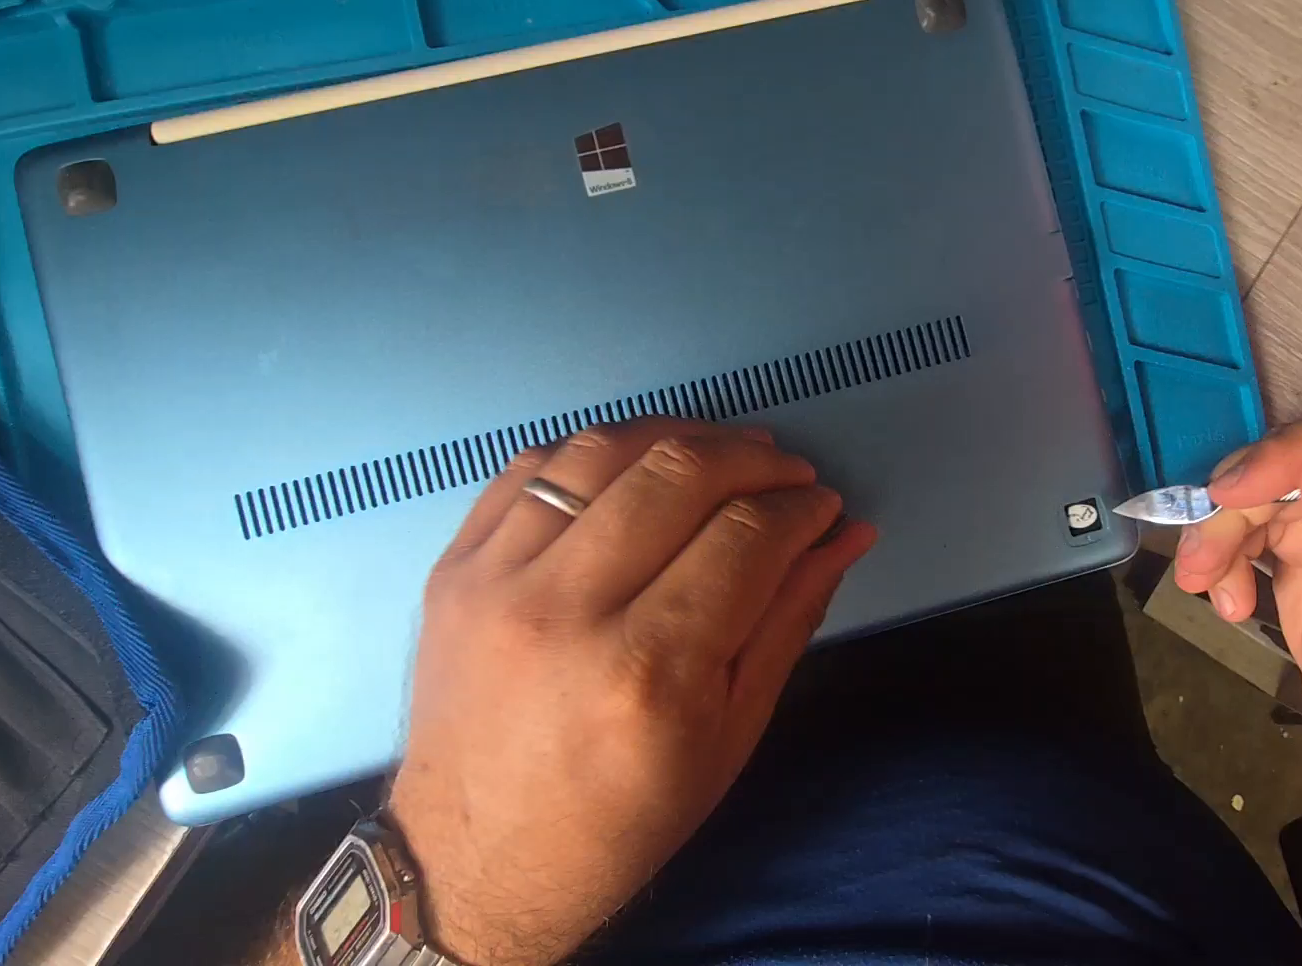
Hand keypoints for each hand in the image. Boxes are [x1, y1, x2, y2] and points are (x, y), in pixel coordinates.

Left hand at [386, 418, 876, 964]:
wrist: (475, 864)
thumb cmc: (624, 817)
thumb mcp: (734, 730)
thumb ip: (793, 615)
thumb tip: (848, 533)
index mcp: (649, 671)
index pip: (746, 536)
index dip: (801, 506)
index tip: (822, 505)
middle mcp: (565, 609)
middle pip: (679, 475)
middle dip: (753, 458)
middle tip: (785, 472)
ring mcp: (494, 580)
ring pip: (603, 450)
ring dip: (680, 437)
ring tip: (723, 454)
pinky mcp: (453, 568)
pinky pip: (532, 466)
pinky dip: (600, 451)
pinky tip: (639, 467)